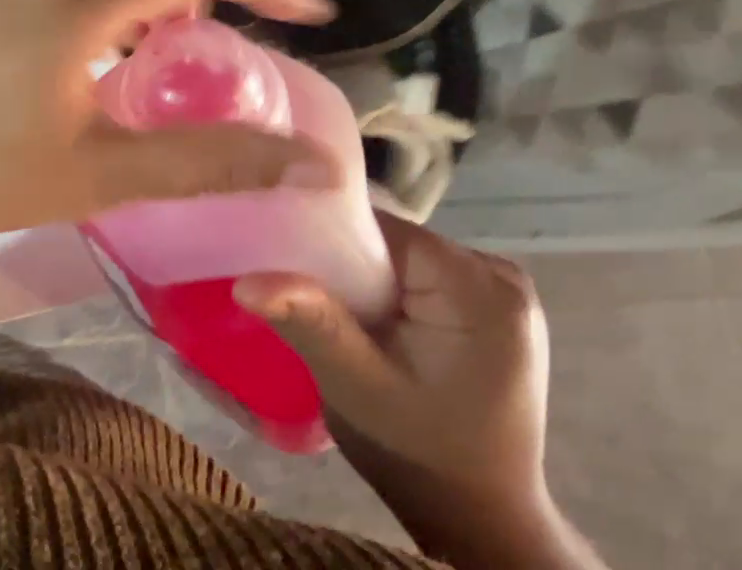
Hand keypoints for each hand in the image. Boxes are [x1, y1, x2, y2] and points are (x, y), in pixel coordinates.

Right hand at [235, 216, 604, 567]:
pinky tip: (346, 316)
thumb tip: (245, 280)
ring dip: (348, 276)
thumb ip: (311, 323)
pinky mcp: (479, 310)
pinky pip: (408, 276)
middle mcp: (497, 276)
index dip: (317, 233)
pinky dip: (371, 290)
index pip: (379, 227)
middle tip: (280, 281)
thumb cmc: (419, 450)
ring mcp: (493, 293)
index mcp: (480, 288)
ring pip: (392, 256)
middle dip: (330, 258)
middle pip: (386, 238)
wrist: (476, 514)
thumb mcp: (355, 385)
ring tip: (308, 301)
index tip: (266, 250)